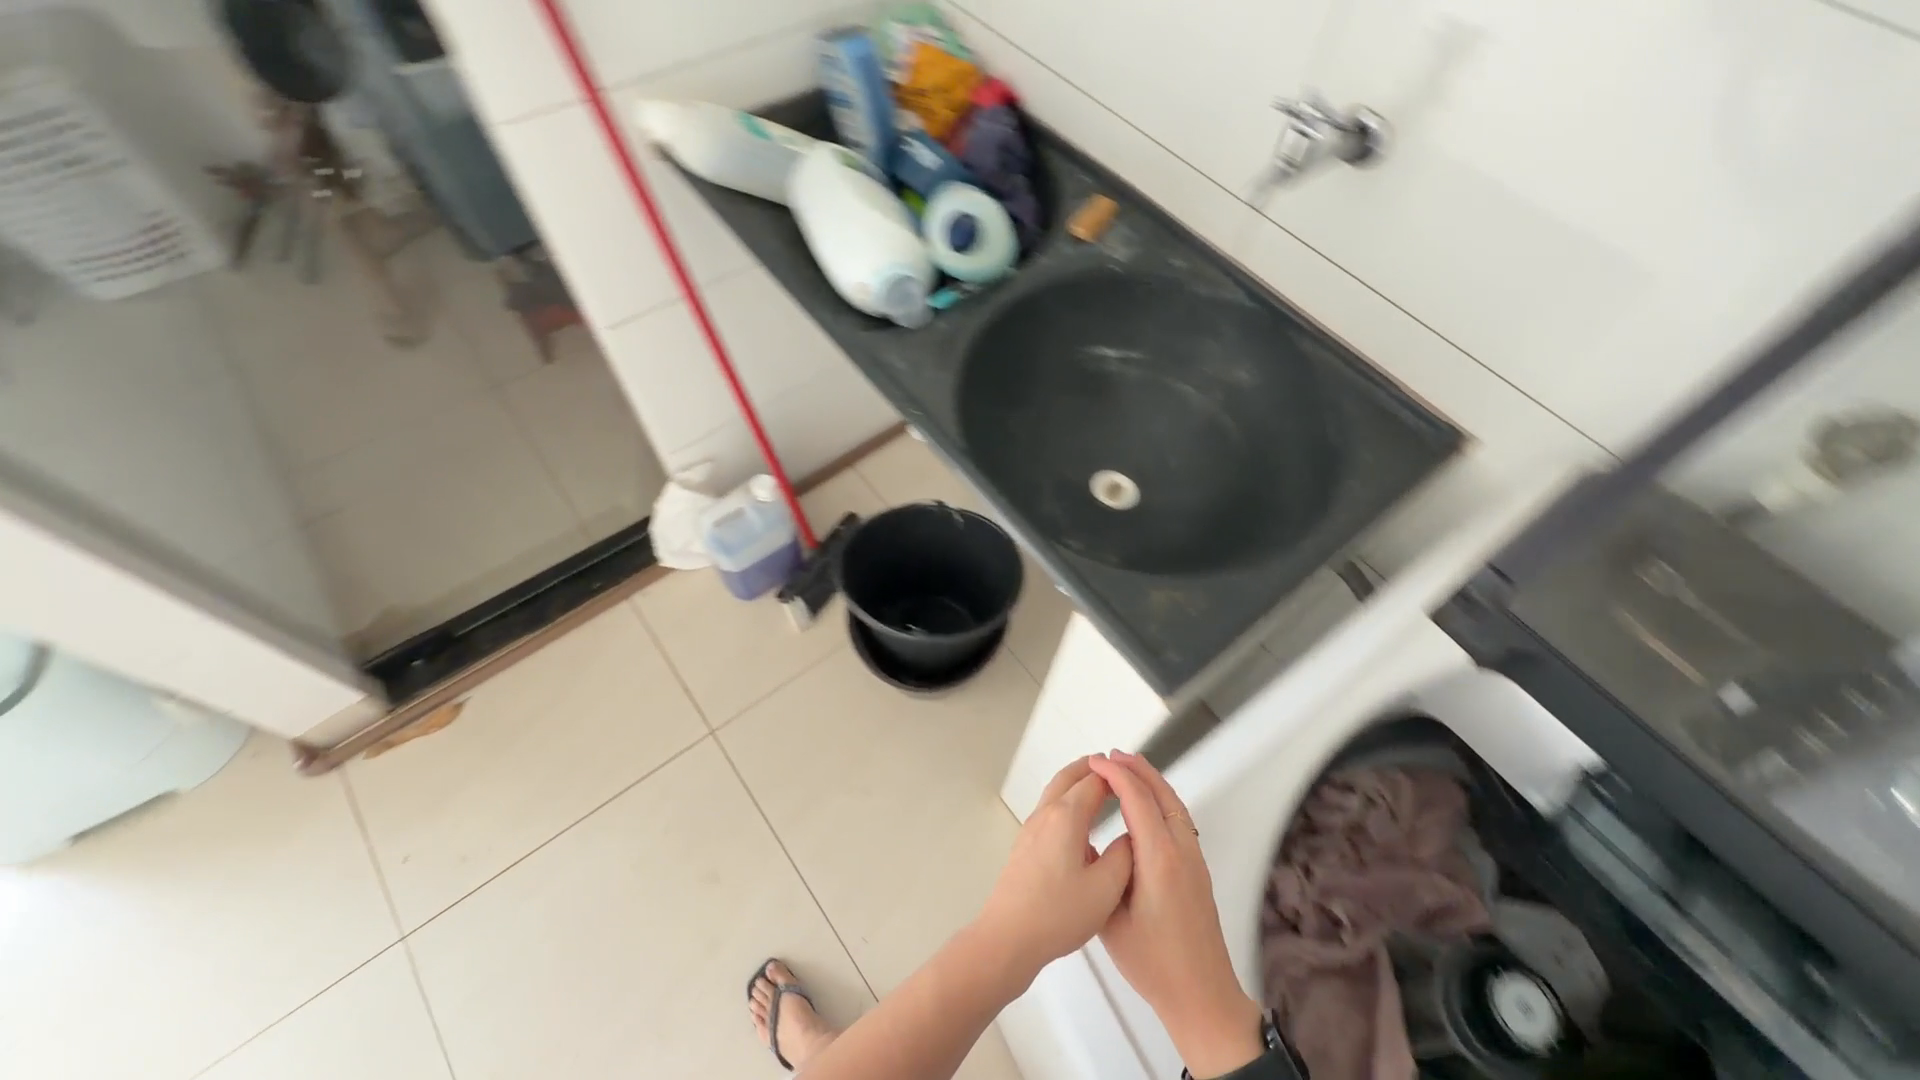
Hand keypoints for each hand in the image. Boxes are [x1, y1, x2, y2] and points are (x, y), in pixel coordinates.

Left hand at [973, 757, 1134, 983]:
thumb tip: (1131, 837)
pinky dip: (1066, 800)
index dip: (1116, 775)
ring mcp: (1031, 829)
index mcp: (1067, 817)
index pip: (1094, 782)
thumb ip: (1124, 856)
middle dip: (1091, 768)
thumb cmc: (1058, 914)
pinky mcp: (1024, 845)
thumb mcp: (1106, 888)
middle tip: (1113, 767)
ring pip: (1055, 792)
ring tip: (1099, 788)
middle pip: (1068, 777)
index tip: (1133, 774)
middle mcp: (1046, 815)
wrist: (1008, 937)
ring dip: (1076, 783)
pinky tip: (1079, 823)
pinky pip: (1049, 809)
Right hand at [1090, 751, 1264, 1079]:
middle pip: (1162, 794)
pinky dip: (1162, 801)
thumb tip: (1107, 846)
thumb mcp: (1112, 917)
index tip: (1095, 762)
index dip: (1115, 775)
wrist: (1201, 994)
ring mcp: (1195, 861)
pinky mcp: (1198, 872)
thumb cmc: (1153, 962)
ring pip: (1175, 806)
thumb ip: (1109, 873)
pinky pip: (1181, 821)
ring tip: (1130, 770)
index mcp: (1159, 858)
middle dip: (1137, 769)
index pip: (1137, 800)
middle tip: (1112, 755)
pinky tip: (1148, 808)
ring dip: (1152, 783)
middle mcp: (1182, 851)